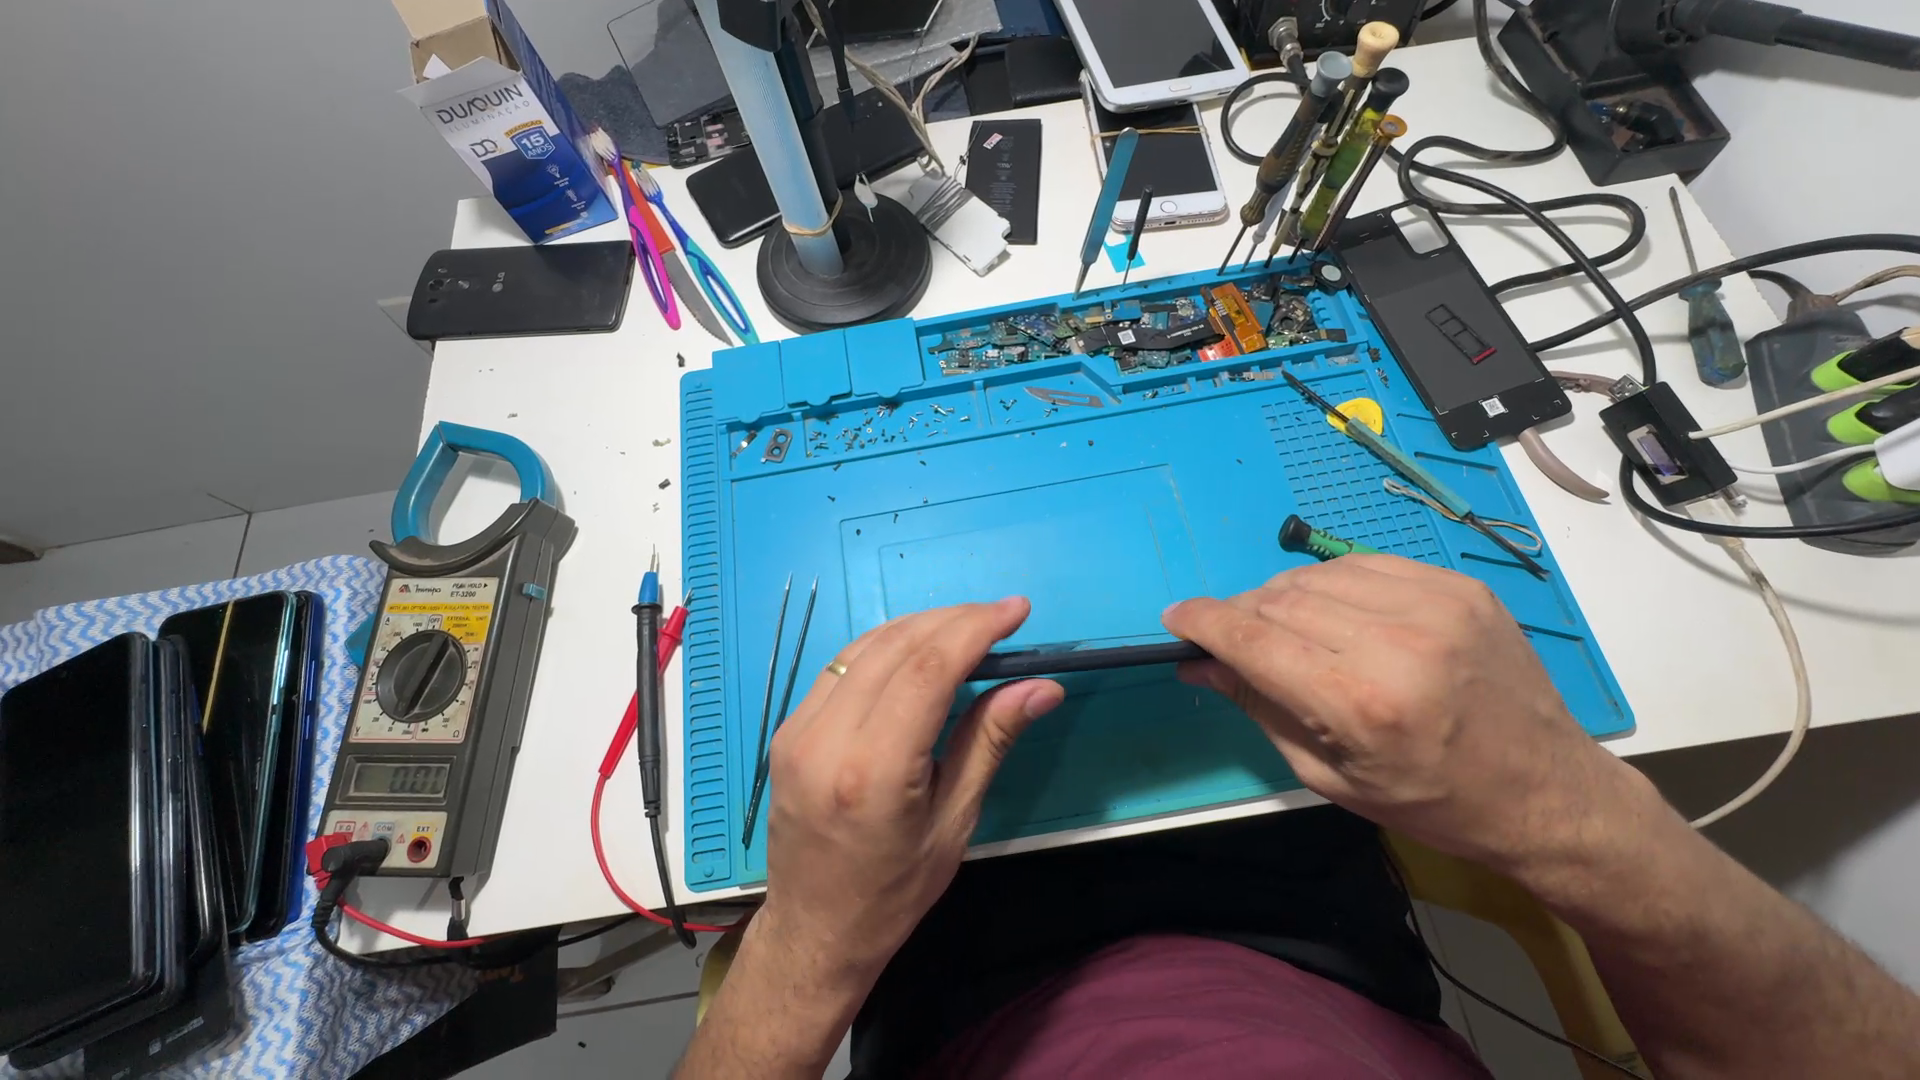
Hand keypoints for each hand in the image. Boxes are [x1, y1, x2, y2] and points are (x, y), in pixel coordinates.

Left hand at [756, 597, 1064, 992]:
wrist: (814, 929)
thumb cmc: (895, 890)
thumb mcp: (955, 821)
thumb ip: (990, 741)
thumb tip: (1042, 686)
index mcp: (873, 772)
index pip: (927, 670)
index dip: (976, 629)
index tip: (1017, 610)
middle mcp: (825, 739)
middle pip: (896, 646)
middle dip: (954, 619)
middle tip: (1000, 616)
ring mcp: (797, 730)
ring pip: (865, 647)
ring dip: (920, 625)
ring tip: (968, 625)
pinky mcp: (787, 729)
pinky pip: (842, 666)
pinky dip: (886, 645)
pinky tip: (918, 648)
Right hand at [1162, 556, 1629, 871]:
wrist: (1547, 792)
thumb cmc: (1428, 801)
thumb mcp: (1327, 774)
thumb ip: (1256, 706)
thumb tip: (1196, 663)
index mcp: (1359, 702)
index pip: (1251, 638)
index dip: (1202, 622)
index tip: (1176, 618)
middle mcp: (1394, 640)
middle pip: (1275, 600)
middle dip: (1239, 615)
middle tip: (1234, 639)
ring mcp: (1434, 604)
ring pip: (1313, 575)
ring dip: (1280, 598)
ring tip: (1286, 629)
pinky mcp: (1458, 586)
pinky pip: (1361, 564)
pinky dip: (1329, 584)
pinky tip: (1333, 611)